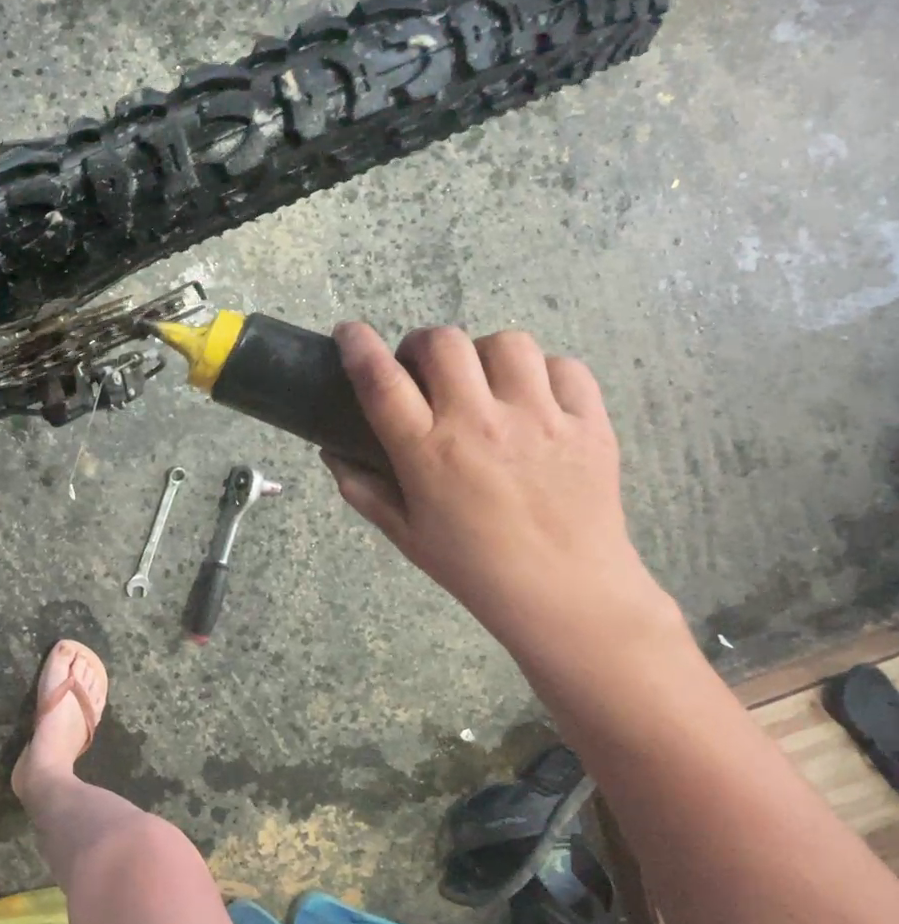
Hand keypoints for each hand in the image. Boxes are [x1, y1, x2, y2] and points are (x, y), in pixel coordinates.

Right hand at [324, 324, 676, 653]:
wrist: (565, 591)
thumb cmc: (470, 563)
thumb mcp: (400, 530)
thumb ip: (361, 486)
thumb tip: (332, 451)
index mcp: (426, 451)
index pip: (381, 379)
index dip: (358, 346)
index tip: (349, 332)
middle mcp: (480, 423)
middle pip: (444, 343)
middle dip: (422, 344)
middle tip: (421, 367)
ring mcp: (541, 418)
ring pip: (507, 343)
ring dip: (482, 353)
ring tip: (481, 379)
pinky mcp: (590, 422)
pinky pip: (564, 366)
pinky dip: (541, 372)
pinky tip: (531, 397)